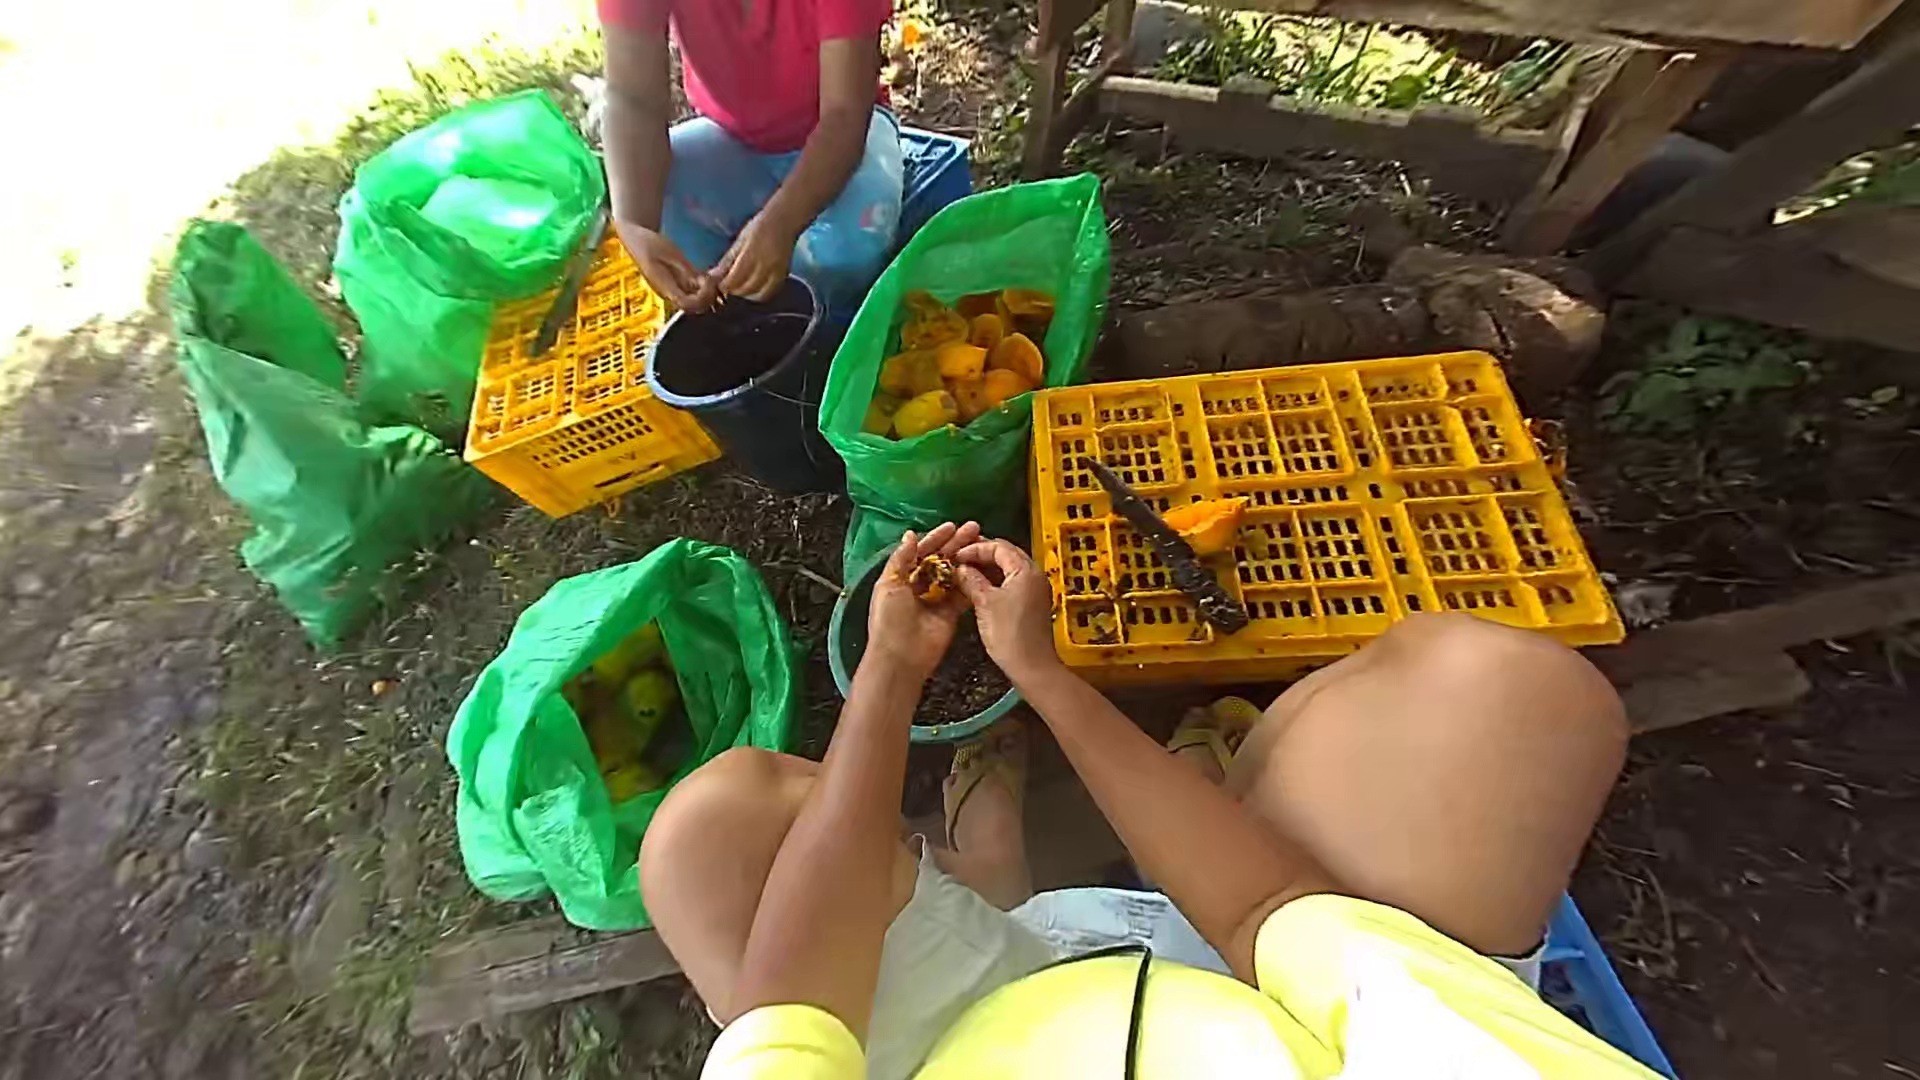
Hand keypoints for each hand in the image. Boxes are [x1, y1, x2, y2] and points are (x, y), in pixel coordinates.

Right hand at [616, 219, 718, 312]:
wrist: (635, 238)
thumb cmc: (649, 242)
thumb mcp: (669, 252)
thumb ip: (686, 269)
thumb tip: (703, 282)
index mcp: (664, 286)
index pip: (686, 304)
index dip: (701, 298)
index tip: (709, 283)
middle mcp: (670, 293)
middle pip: (694, 307)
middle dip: (708, 297)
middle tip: (714, 280)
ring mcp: (674, 291)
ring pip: (696, 303)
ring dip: (708, 293)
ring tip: (712, 277)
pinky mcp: (677, 287)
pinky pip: (694, 294)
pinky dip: (704, 289)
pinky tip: (708, 277)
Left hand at [713, 209, 800, 301]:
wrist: (784, 222)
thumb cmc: (759, 227)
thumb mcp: (740, 240)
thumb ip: (728, 260)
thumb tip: (714, 275)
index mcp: (751, 254)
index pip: (735, 279)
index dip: (725, 285)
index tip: (720, 284)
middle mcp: (765, 266)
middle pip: (747, 289)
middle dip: (735, 290)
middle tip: (729, 286)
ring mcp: (776, 273)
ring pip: (759, 294)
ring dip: (748, 294)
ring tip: (741, 288)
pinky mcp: (783, 277)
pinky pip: (770, 292)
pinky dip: (760, 294)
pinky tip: (754, 289)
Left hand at [866, 521, 982, 682]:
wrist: (901, 657)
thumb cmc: (889, 619)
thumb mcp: (888, 584)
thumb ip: (900, 558)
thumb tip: (910, 534)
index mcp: (901, 577)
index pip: (920, 552)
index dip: (936, 538)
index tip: (952, 526)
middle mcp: (920, 586)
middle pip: (940, 560)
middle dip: (956, 544)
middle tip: (974, 528)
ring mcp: (936, 599)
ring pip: (954, 573)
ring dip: (966, 557)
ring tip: (982, 542)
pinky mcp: (951, 613)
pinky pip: (963, 592)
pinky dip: (972, 579)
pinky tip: (984, 565)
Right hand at [952, 539, 1061, 684]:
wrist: (1032, 666)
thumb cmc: (1010, 635)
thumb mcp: (984, 604)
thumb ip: (971, 580)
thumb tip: (960, 568)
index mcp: (1025, 570)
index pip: (999, 546)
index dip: (975, 548)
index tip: (956, 555)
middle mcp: (1034, 575)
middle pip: (1006, 554)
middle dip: (981, 555)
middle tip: (958, 559)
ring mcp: (1035, 589)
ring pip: (1008, 569)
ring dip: (986, 568)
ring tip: (964, 572)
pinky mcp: (1032, 603)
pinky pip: (1011, 582)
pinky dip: (994, 581)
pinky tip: (977, 587)